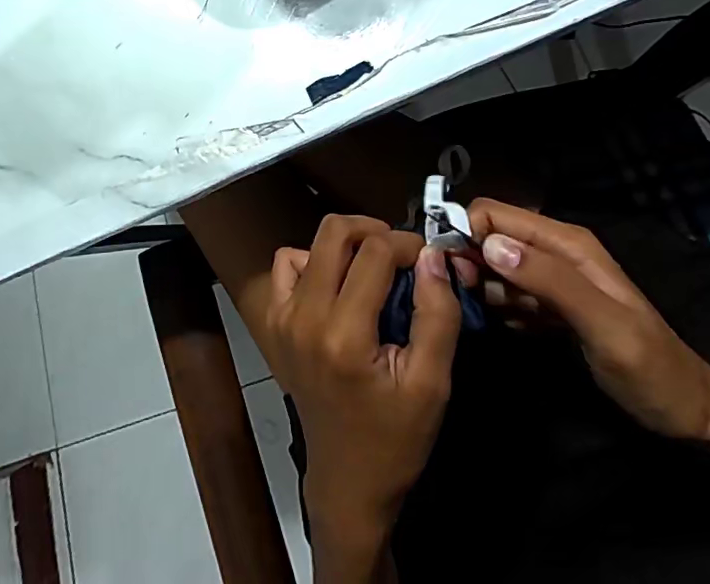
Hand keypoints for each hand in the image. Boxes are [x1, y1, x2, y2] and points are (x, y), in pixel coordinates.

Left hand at [264, 214, 462, 548]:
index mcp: (343, 333)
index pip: (375, 251)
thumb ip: (437, 314)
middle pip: (335, 231)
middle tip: (402, 255)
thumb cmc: (394, 436)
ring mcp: (281, 318)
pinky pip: (286, 265)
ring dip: (346, 246)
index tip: (428, 259)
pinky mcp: (272, 322)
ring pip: (311, 243)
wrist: (347, 478)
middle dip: (375, 232)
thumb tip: (433, 256)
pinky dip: (312, 262)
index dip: (409, 244)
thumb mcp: (432, 383)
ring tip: (372, 271)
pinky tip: (337, 285)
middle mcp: (303, 317)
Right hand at [467, 199, 709, 440]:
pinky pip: (506, 293)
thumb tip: (490, 244)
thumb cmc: (650, 369)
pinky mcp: (549, 304)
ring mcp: (553, 279)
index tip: (454, 271)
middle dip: (468, 260)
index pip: (494, 214)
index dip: (467, 234)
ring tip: (484, 315)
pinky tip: (504, 328)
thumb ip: (549, 281)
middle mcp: (555, 252)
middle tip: (464, 298)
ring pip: (493, 265)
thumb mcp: (604, 325)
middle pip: (490, 236)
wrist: (689, 411)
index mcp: (567, 244)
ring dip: (479, 285)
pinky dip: (496, 307)